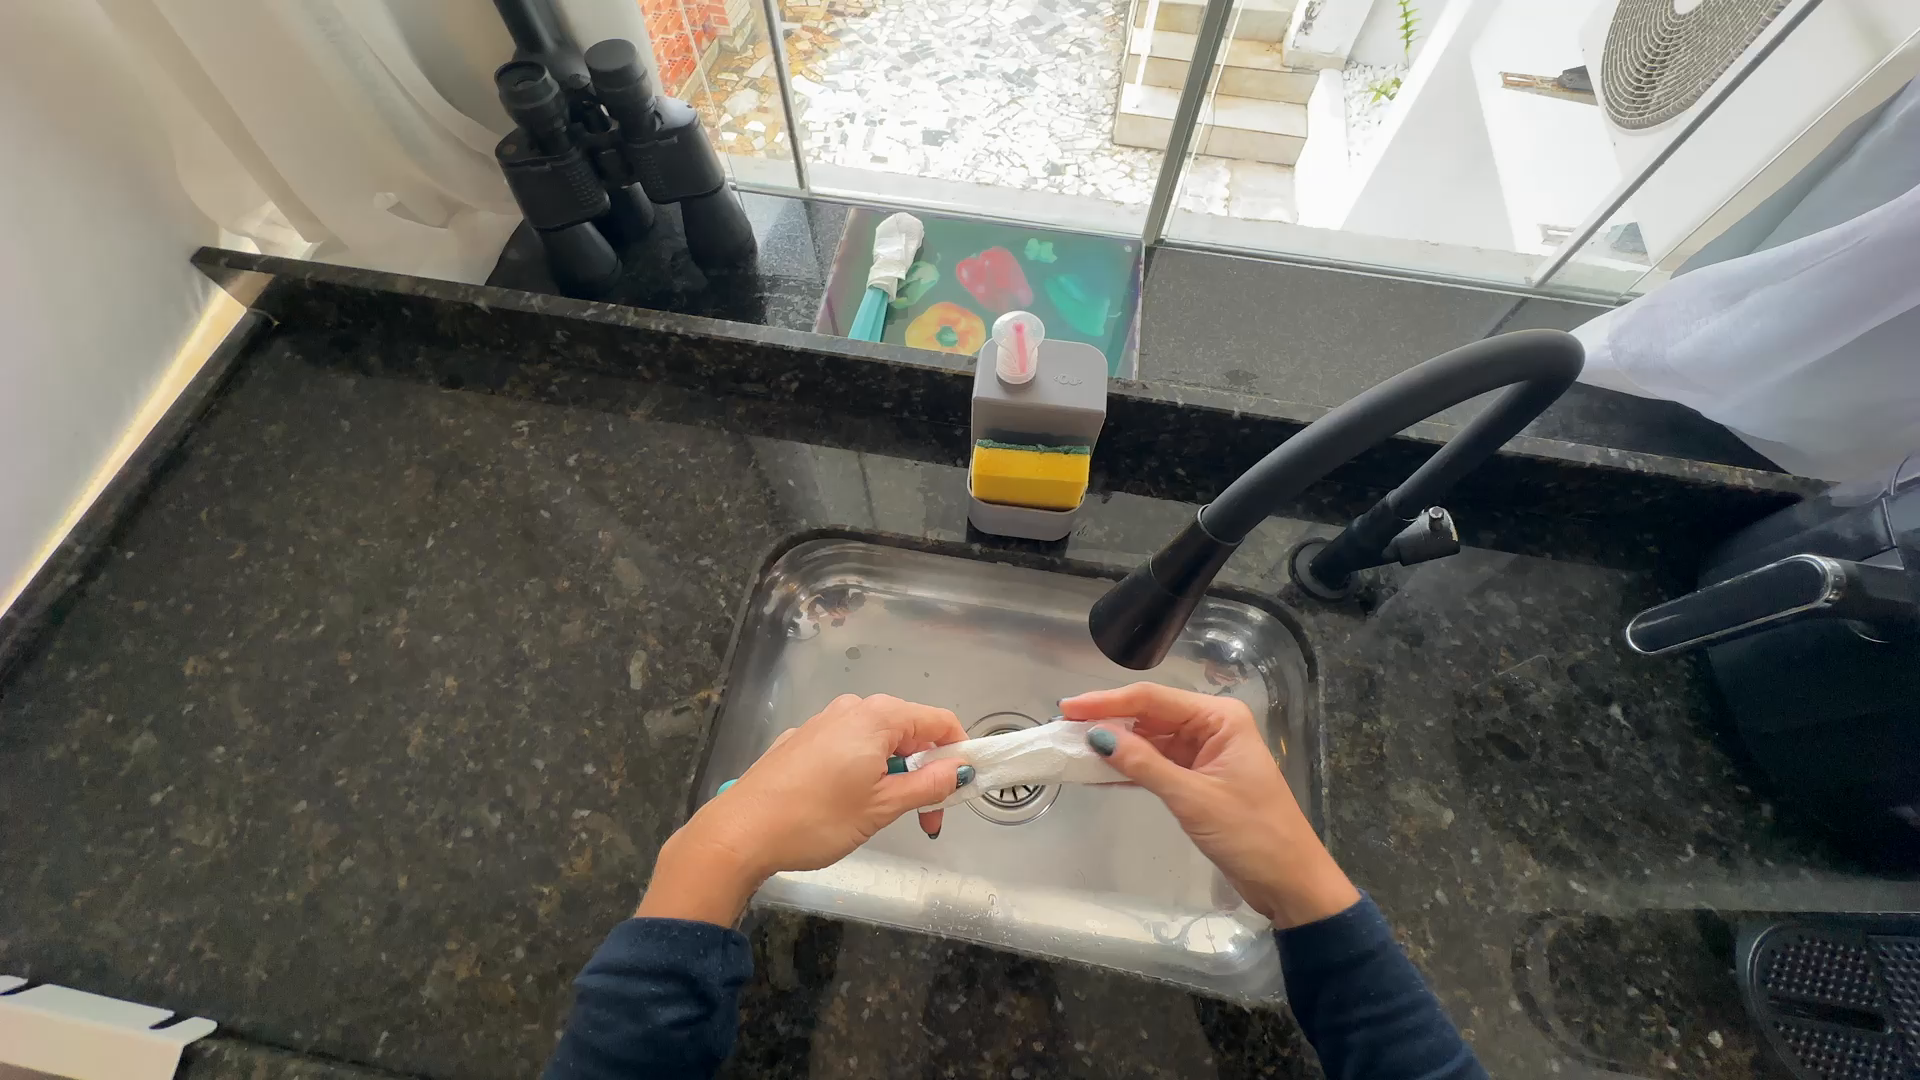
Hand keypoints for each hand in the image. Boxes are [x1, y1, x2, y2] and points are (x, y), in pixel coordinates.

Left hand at [637, 694, 970, 924]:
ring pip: (879, 741)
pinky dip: (864, 770)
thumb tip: (961, 770)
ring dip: (895, 773)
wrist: (741, 831)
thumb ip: (928, 785)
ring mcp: (825, 721)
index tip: (960, 793)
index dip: (959, 753)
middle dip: (926, 770)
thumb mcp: (882, 806)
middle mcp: (853, 708)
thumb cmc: (818, 818)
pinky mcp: (803, 739)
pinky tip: (845, 804)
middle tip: (924, 818)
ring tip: (884, 814)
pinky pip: (850, 747)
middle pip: (910, 730)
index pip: (940, 721)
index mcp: (879, 716)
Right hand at [1061, 683, 1358, 927]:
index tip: (1067, 709)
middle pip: (1149, 715)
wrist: (1292, 885)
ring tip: (1072, 748)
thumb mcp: (1193, 799)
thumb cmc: (1252, 835)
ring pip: (1149, 739)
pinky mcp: (1197, 777)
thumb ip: (1143, 764)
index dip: (1107, 702)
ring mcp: (1203, 752)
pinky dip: (1129, 768)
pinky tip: (1098, 772)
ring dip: (1115, 746)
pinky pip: (1155, 763)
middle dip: (1108, 722)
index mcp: (1219, 718)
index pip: (1153, 699)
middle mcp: (1211, 726)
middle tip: (1063, 729)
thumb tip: (1097, 736)